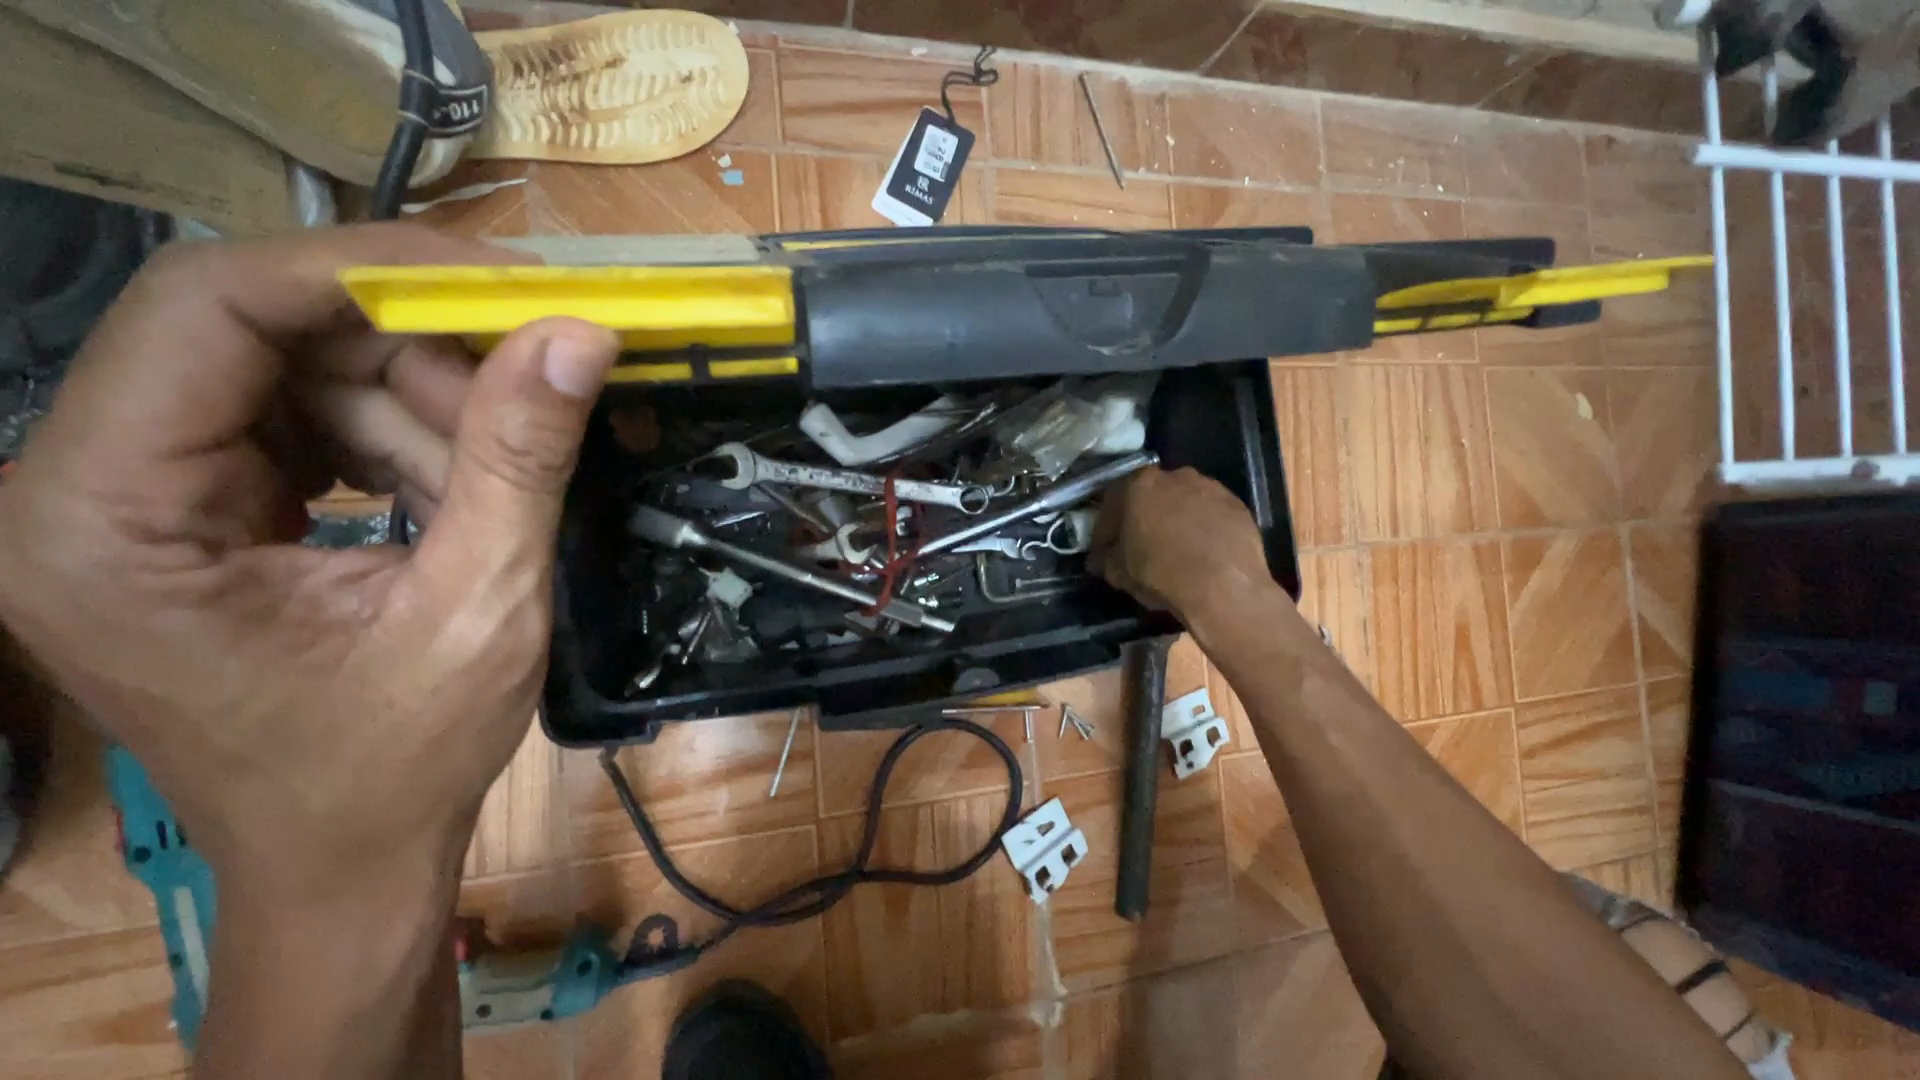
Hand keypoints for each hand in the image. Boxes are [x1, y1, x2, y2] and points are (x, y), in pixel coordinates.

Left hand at [0, 225, 620, 902]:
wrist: (346, 866)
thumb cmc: (398, 765)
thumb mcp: (479, 605)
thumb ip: (521, 459)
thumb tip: (581, 335)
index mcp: (105, 517)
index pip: (213, 309)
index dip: (369, 273)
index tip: (507, 286)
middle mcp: (81, 489)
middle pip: (260, 338)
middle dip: (414, 361)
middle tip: (529, 401)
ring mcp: (134, 502)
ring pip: (294, 378)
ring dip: (417, 413)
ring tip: (492, 490)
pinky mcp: (191, 517)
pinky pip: (302, 427)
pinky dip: (396, 445)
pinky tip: (450, 503)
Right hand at [1088, 466, 1274, 620]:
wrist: (1223, 586)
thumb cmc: (1161, 572)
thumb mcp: (1119, 573)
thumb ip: (1106, 559)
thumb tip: (1100, 559)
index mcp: (1138, 484)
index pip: (1112, 503)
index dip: (1106, 530)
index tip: (1105, 550)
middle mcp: (1175, 476)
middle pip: (1151, 496)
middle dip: (1144, 518)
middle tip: (1141, 546)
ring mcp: (1210, 487)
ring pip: (1184, 502)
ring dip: (1176, 520)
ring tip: (1176, 549)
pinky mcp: (1237, 505)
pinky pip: (1211, 515)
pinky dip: (1204, 528)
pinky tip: (1204, 552)